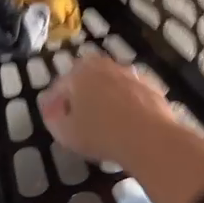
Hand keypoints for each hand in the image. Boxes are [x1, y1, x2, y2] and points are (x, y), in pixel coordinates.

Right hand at [38, 54, 177, 166]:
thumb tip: (53, 113)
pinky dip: (126, 104)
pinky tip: (126, 122)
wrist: (149, 136)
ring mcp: (131, 74)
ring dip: (105, 97)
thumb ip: (54, 121)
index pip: (61, 85)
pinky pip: (132, 94)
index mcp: (80, 73)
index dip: (54, 102)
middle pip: (87, 79)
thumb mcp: (66, 134)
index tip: (52, 116)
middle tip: (77, 115)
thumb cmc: (100, 133)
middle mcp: (105, 66)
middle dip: (80, 95)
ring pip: (111, 84)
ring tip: (103, 119)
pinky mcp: (151, 86)